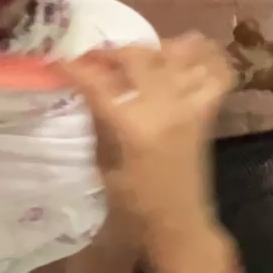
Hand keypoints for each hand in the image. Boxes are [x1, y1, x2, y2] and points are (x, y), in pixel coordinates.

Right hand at [60, 35, 234, 272]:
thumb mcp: (103, 163)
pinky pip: (216, 73)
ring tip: (134, 57)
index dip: (73, 68)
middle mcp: (165, 108)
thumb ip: (100, 121)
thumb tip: (90, 89)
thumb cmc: (133, 203)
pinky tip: (187, 56)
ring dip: (152, 49)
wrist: (178, 223)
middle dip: (110, 51)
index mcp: (132, 127)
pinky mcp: (207, 112)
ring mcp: (191, 106)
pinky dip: (206, 59)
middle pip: (138, 56)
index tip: (56, 61)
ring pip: (176, 55)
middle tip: (93, 58)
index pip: (98, 83)